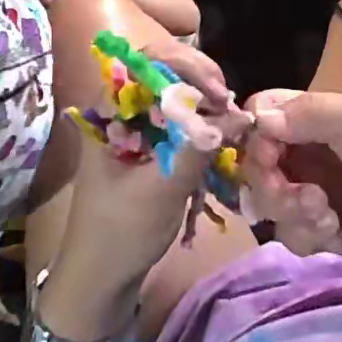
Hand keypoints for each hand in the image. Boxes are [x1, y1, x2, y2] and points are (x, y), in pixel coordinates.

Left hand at [43, 39, 240, 338]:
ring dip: (203, 100)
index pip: (146, 60)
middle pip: (162, 72)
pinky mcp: (146, 145)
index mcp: (107, 109)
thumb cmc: (120, 232)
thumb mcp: (162, 189)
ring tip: (230, 116)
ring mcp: (132, 127)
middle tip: (229, 103)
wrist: (98, 280)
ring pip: (172, 95)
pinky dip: (199, 121)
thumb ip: (199, 148)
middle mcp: (118, 109)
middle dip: (200, 81)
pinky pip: (176, 119)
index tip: (217, 91)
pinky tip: (221, 132)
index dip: (185, 65)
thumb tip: (243, 116)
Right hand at [241, 91, 341, 280]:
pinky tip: (332, 226)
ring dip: (286, 206)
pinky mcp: (317, 231)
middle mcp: (297, 153)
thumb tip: (259, 121)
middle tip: (295, 189)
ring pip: (265, 201)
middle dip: (267, 179)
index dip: (252, 133)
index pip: (257, 117)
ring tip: (322, 209)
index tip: (267, 150)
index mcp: (304, 119)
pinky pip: (288, 235)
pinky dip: (304, 232)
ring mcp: (304, 191)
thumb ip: (311, 113)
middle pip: (251, 163)